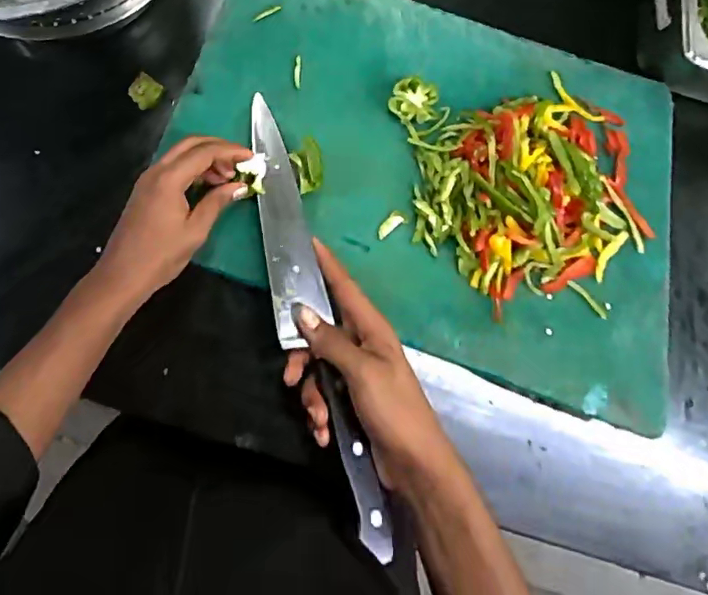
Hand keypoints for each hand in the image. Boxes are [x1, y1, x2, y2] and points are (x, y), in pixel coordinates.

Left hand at [97, 135, 251, 300]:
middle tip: (239, 163)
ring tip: (226, 178)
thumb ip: (217, 202)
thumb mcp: (195, 230)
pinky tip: (207, 184)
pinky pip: (172, 166)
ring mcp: (148, 178)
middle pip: (191, 144)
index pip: (204, 152)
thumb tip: (239, 186)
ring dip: (204, 158)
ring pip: (180, 154)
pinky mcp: (145, 188)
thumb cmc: (161, 256)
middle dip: (217, 148)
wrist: (122, 275)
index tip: (250, 157)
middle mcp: (156, 171)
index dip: (230, 151)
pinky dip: (192, 167)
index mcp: (169, 178)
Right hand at [283, 238, 461, 494]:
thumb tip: (301, 311)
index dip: (327, 264)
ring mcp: (358, 372)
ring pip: (317, 366)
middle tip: (291, 376)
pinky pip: (324, 393)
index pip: (344, 286)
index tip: (310, 241)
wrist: (416, 467)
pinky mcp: (352, 398)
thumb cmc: (394, 410)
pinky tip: (325, 432)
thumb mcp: (360, 372)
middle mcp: (363, 344)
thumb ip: (329, 341)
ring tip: (318, 419)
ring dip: (311, 394)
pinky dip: (320, 413)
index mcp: (370, 328)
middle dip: (302, 356)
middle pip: (319, 332)